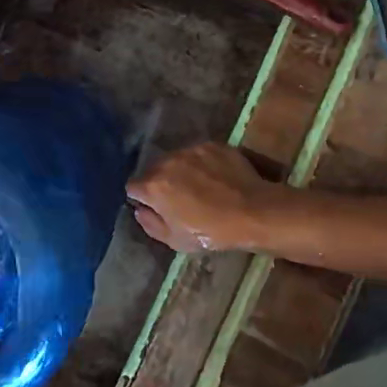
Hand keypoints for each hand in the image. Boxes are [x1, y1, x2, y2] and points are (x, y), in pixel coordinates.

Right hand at [127, 143, 280, 253]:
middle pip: (153, 170)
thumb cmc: (211, 232)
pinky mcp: (212, 145)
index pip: (132, 187)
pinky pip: (198, 154)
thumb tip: (140, 211)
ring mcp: (191, 150)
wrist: (254, 212)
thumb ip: (150, 224)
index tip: (155, 208)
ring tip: (199, 188)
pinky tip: (216, 179)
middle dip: (160, 183)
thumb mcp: (175, 241)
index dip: (142, 199)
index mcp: (153, 185)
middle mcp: (167, 162)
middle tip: (178, 199)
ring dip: (180, 171)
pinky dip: (202, 165)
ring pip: (176, 160)